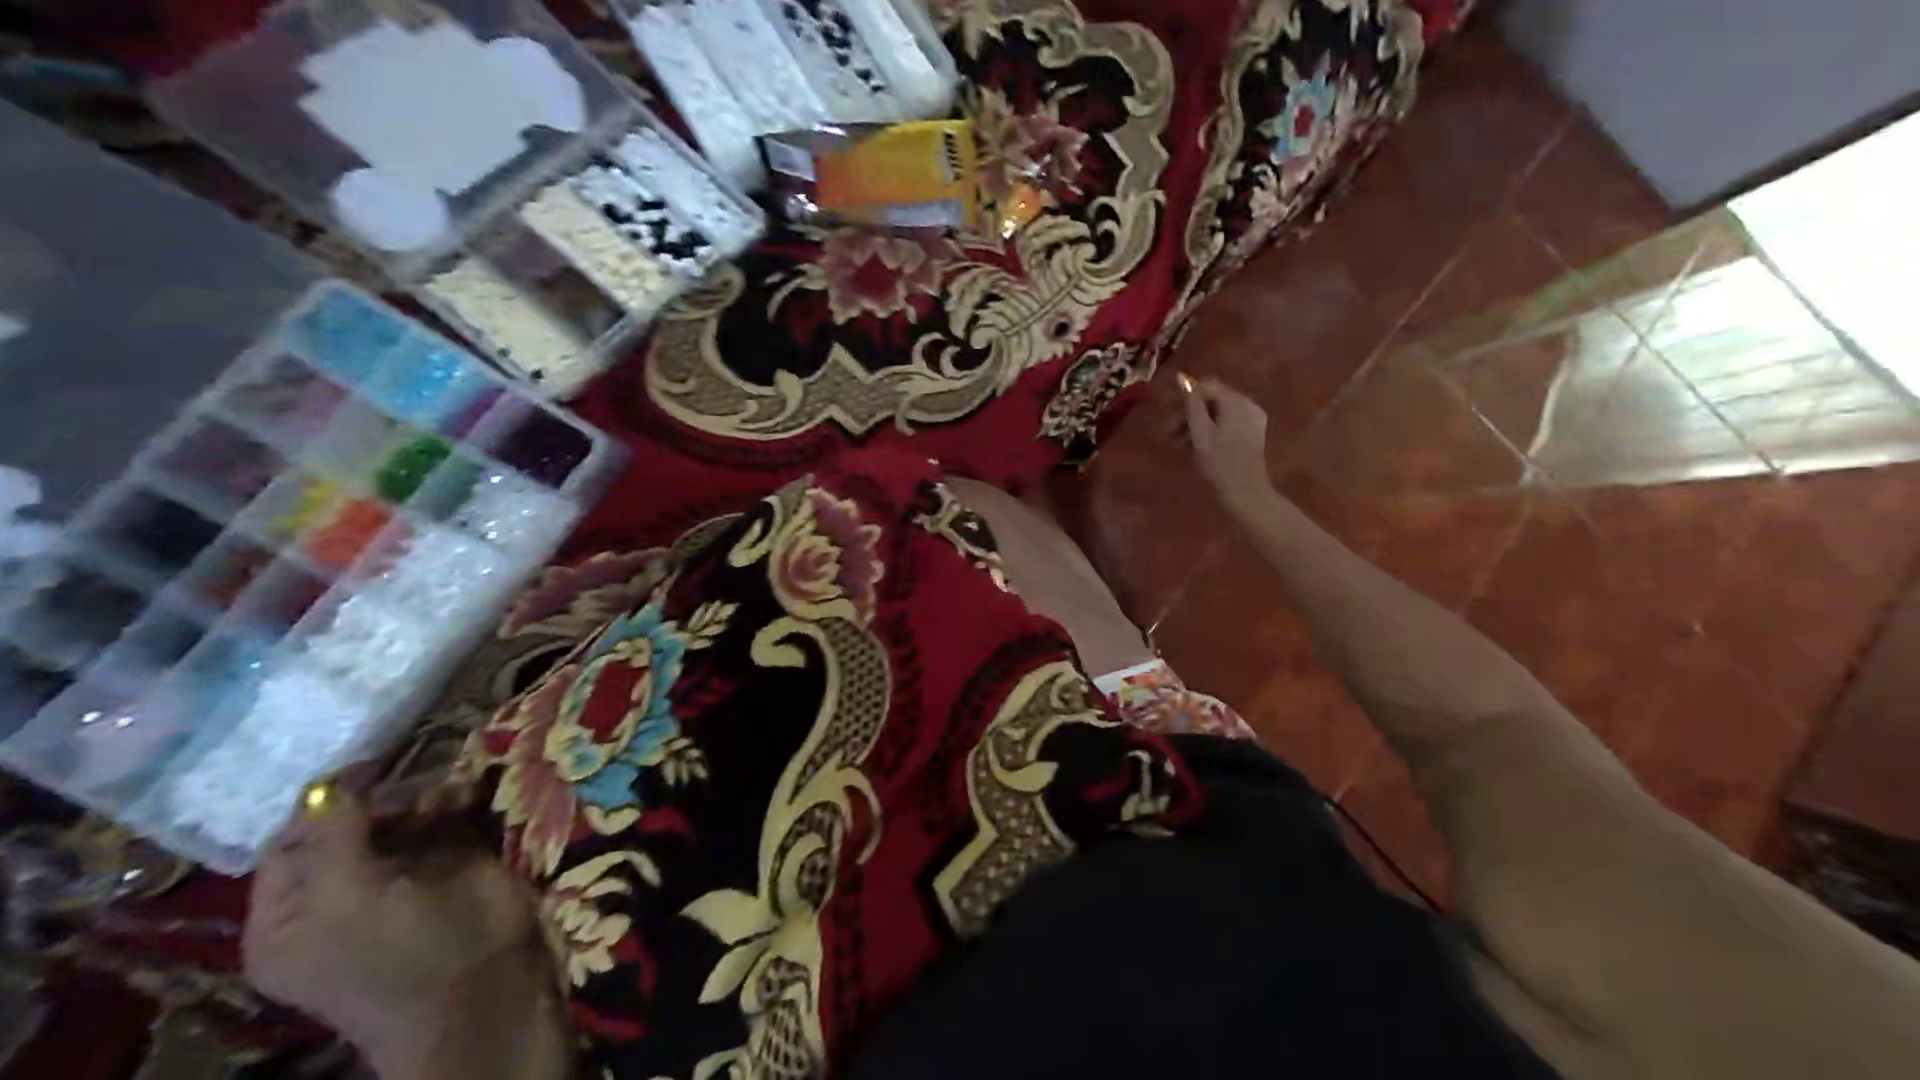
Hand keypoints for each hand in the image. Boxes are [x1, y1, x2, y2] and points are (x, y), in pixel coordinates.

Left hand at [244, 784, 541, 1076]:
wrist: (485, 989)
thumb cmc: (398, 957)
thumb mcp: (345, 901)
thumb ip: (331, 837)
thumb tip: (328, 781)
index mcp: (292, 915)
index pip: (290, 842)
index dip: (320, 805)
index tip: (365, 768)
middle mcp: (341, 892)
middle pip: (349, 823)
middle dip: (380, 799)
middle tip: (410, 786)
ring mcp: (401, 877)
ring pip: (402, 815)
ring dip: (421, 796)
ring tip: (443, 797)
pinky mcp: (453, 864)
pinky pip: (445, 819)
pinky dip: (453, 802)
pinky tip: (463, 798)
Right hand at [1171, 374, 1274, 509]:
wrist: (1245, 492)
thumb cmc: (1219, 463)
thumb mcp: (1200, 433)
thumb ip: (1192, 405)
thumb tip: (1184, 380)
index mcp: (1237, 402)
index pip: (1207, 386)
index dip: (1185, 396)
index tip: (1167, 412)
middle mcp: (1248, 405)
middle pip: (1213, 399)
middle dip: (1188, 412)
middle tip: (1168, 431)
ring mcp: (1252, 419)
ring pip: (1218, 412)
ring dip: (1196, 423)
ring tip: (1177, 442)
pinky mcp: (1251, 433)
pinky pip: (1226, 422)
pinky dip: (1209, 429)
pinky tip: (1194, 445)